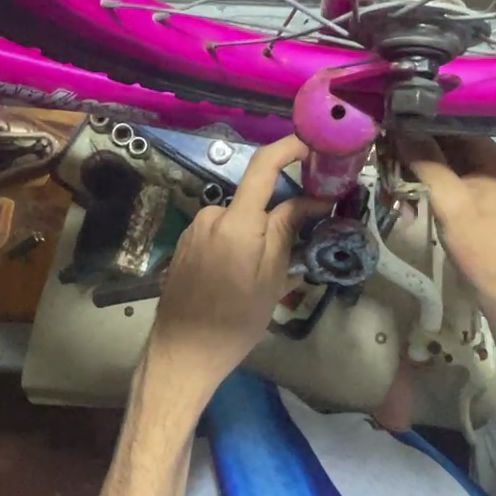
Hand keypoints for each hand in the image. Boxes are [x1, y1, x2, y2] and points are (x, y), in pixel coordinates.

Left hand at [143, 135, 327, 400]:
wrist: (182, 352)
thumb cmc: (234, 320)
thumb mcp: (272, 278)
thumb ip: (287, 230)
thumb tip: (310, 199)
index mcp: (235, 221)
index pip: (264, 165)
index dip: (290, 147)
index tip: (313, 143)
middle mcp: (211, 215)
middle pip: (254, 197)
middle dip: (281, 210)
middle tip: (305, 235)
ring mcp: (194, 229)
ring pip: (239, 218)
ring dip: (259, 231)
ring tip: (274, 268)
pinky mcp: (186, 244)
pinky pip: (222, 231)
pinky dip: (241, 242)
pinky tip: (246, 274)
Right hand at [395, 135, 495, 310]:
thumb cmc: (481, 243)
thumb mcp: (451, 201)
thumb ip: (427, 162)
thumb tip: (400, 128)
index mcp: (487, 152)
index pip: (448, 120)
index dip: (417, 120)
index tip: (387, 122)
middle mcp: (480, 159)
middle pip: (437, 139)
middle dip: (408, 147)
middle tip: (380, 155)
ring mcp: (470, 179)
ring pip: (431, 161)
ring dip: (408, 170)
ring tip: (387, 182)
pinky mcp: (461, 197)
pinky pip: (433, 181)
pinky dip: (416, 187)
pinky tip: (401, 202)